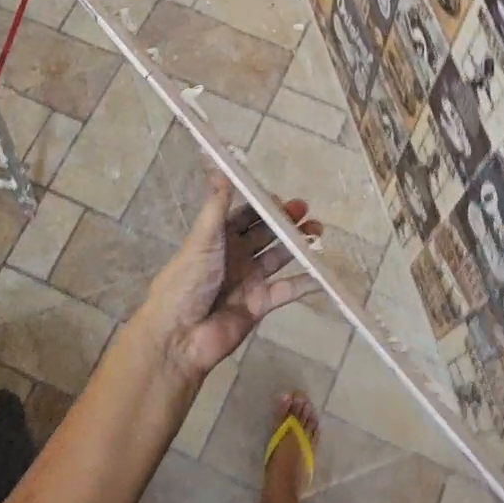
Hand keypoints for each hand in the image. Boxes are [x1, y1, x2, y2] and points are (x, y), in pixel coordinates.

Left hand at [134, 170, 323, 382]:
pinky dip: (305, 283)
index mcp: (217, 239)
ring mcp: (249, 281)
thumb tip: (221, 166)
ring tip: (318, 232)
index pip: (243, 215)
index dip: (262, 205)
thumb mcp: (202, 239)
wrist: (180, 336)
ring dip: (297, 246)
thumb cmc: (187, 282)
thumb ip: (217, 206)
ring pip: (278, 258)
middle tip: (306, 210)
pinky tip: (323, 274)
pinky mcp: (260, 305)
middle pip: (264, 234)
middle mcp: (234, 257)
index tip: (282, 197)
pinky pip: (287, 290)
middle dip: (284, 222)